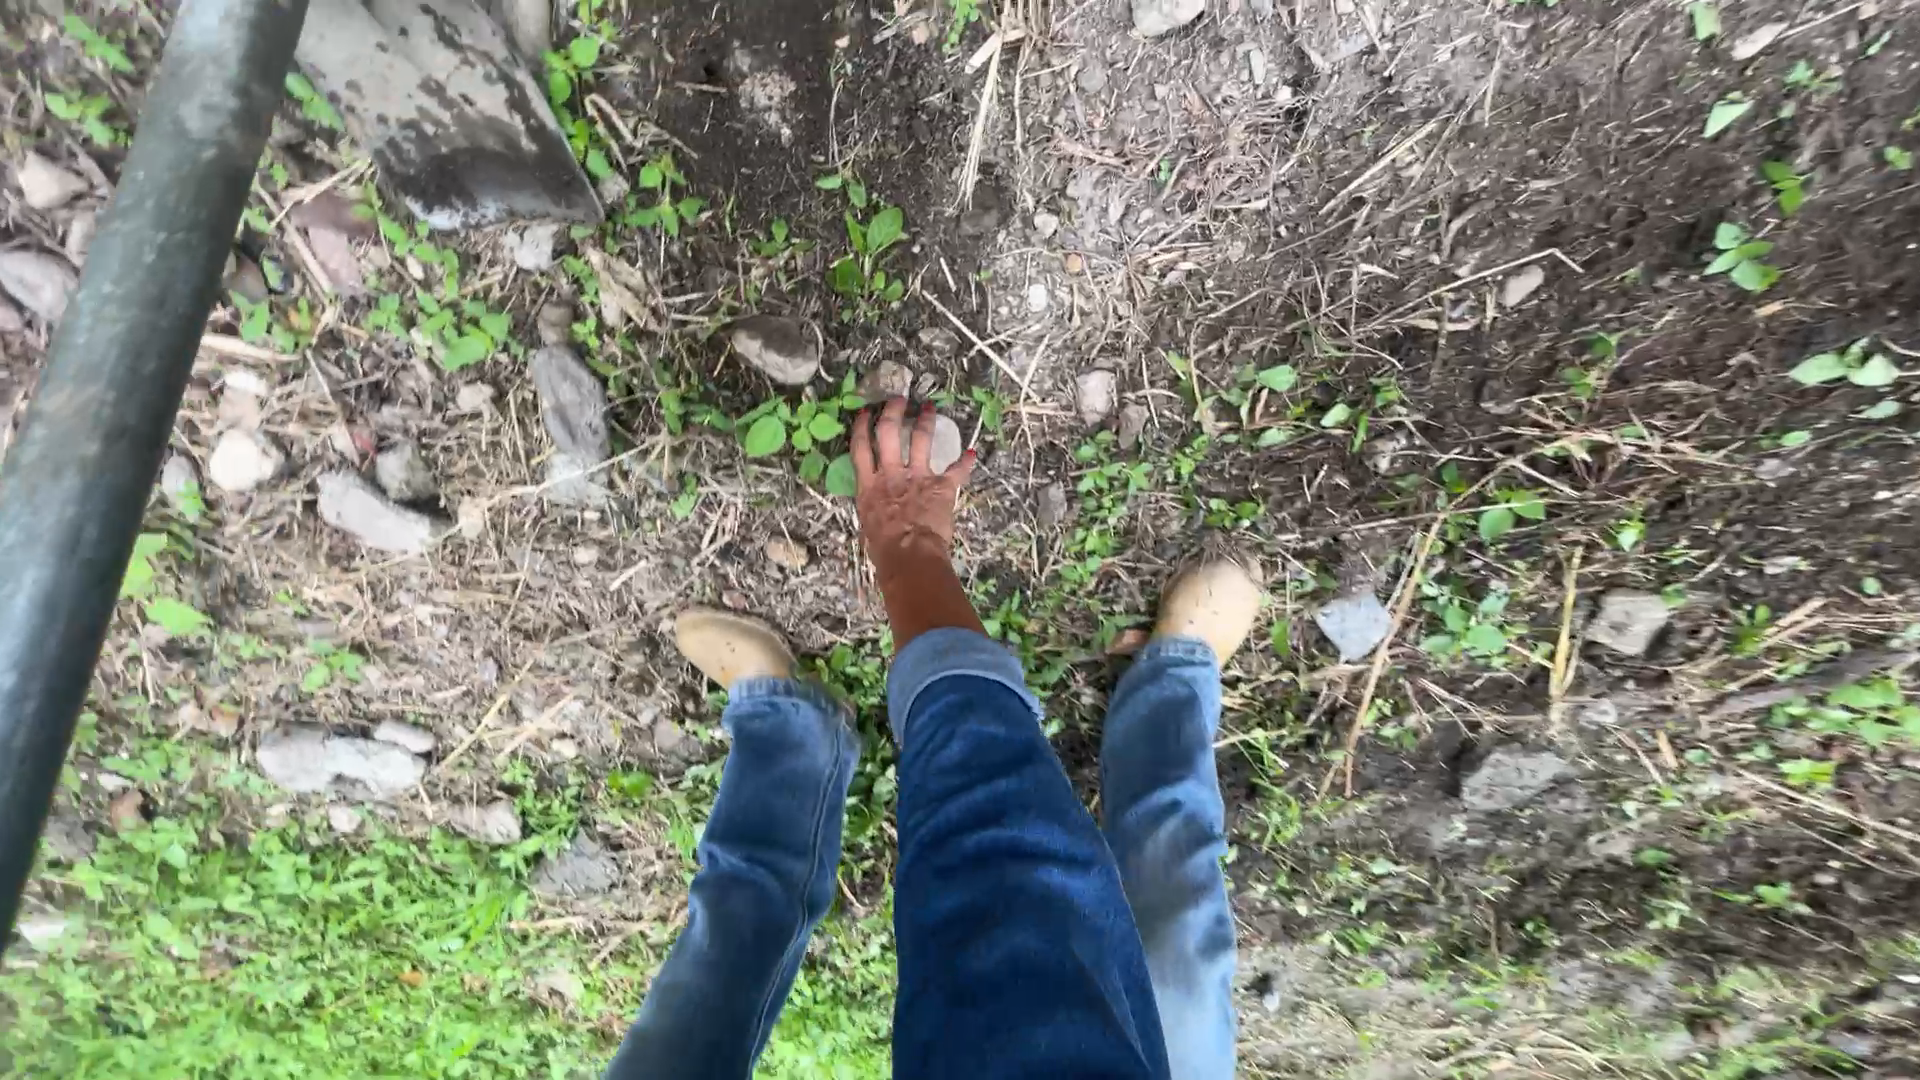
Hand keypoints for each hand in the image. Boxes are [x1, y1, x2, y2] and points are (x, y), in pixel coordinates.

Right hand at [849, 398, 975, 580]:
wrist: (909, 555)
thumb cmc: (884, 549)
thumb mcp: (868, 526)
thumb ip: (873, 508)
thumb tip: (876, 508)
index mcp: (869, 486)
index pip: (861, 448)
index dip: (862, 427)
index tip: (866, 412)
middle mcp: (891, 475)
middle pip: (889, 433)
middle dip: (893, 412)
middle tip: (899, 399)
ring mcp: (917, 477)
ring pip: (920, 440)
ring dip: (926, 422)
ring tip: (930, 408)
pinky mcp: (941, 486)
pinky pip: (957, 470)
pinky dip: (965, 462)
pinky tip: (971, 454)